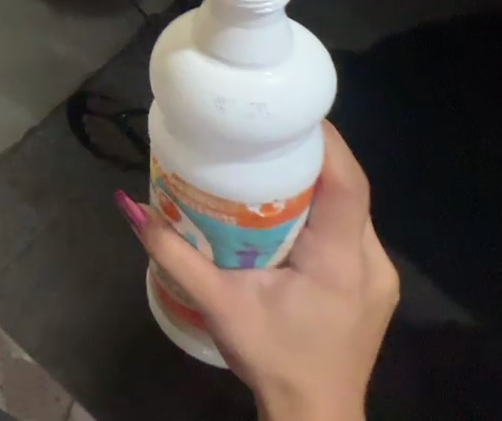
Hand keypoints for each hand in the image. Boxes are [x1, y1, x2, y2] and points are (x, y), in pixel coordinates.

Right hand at [126, 122, 398, 420]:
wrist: (315, 415)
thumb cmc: (272, 358)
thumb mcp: (216, 305)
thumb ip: (173, 253)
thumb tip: (127, 204)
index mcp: (341, 264)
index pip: (349, 188)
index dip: (327, 144)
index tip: (289, 111)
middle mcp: (370, 262)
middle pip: (348, 191)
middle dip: (307, 153)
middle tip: (258, 128)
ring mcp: (374, 274)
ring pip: (347, 208)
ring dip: (310, 178)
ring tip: (260, 156)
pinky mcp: (366, 282)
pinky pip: (344, 226)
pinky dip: (314, 204)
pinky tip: (276, 202)